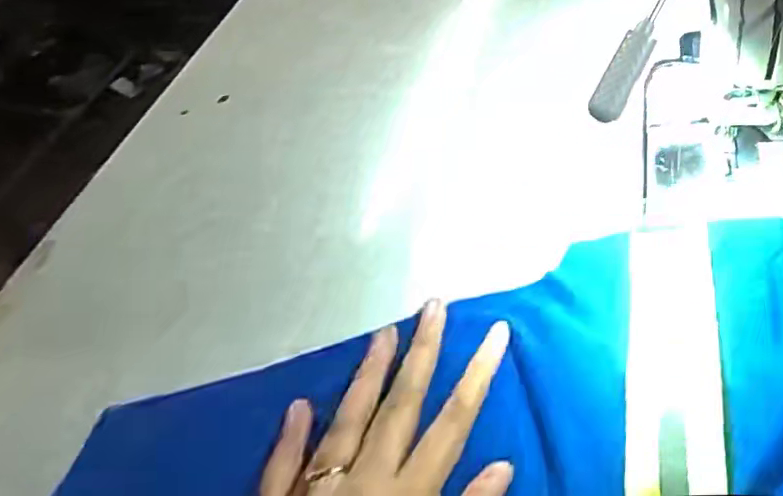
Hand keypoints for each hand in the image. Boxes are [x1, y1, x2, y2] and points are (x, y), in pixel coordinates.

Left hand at [259, 299, 513, 495]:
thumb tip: (504, 464)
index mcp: (406, 494)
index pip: (452, 423)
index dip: (478, 375)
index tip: (497, 331)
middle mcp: (364, 483)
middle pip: (400, 408)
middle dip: (421, 355)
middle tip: (434, 306)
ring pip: (346, 424)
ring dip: (367, 377)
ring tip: (382, 332)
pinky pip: (278, 472)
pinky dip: (290, 438)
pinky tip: (299, 405)